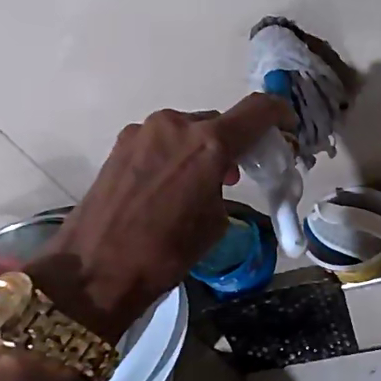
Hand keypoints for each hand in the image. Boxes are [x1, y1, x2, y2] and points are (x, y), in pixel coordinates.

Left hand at [27, 95, 294, 340]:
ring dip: (199, 150)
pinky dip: (173, 156)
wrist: (95, 269)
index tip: (285, 124)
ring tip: (198, 186)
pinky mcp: (120, 144)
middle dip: (232, 144)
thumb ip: (223, 187)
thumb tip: (219, 177)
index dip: (278, 112)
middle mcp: (176, 125)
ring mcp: (143, 131)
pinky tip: (167, 188)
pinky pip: (161, 141)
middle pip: (218, 122)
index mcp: (209, 144)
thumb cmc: (165, 253)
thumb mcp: (213, 223)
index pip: (256, 110)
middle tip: (236, 174)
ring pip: (186, 131)